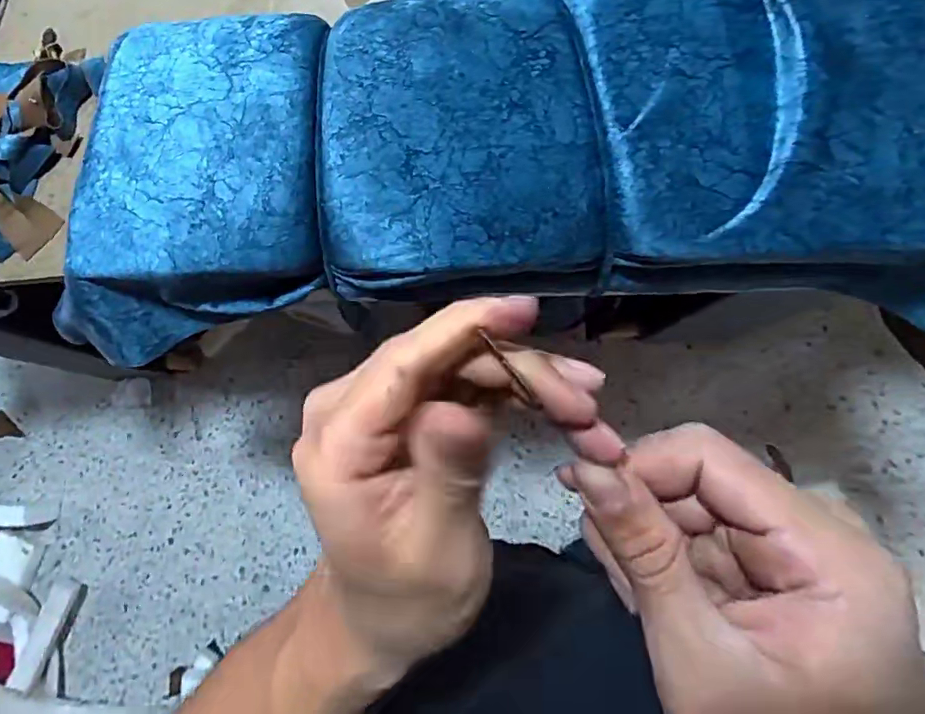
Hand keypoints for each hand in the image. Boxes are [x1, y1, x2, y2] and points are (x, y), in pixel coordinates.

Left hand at [291, 297, 625, 690]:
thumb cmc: (405, 596)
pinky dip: (506, 390)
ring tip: (583, 405)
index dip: (460, 327)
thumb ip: (447, 472)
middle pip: (435, 358)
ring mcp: (375, 404)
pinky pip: (455, 382)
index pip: (400, 362)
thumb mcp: (434, 547)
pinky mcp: (402, 410)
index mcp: (338, 436)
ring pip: (452, 365)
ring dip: (518, 377)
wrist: (381, 617)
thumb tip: (462, 409)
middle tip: (586, 396)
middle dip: (513, 366)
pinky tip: (552, 403)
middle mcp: (347, 404)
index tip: (521, 308)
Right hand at [561, 424, 924, 713]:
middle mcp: (829, 534)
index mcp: (833, 553)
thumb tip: (586, 465)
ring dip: (649, 538)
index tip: (585, 493)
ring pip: (694, 502)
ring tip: (637, 595)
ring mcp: (808, 550)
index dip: (640, 463)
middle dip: (642, 513)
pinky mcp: (787, 567)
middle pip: (701, 479)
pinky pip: (707, 530)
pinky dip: (669, 555)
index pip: (709, 456)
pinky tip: (658, 595)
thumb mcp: (696, 654)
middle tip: (611, 566)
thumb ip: (643, 550)